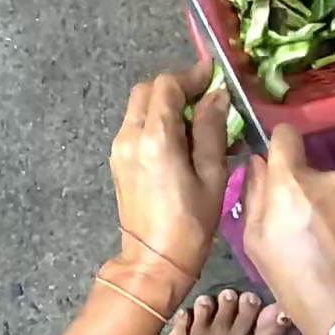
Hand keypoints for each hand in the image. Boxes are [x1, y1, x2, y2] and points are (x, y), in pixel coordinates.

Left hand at [109, 59, 229, 288]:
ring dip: (166, 103)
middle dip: (177, 86)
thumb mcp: (212, 174)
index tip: (213, 74)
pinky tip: (181, 138)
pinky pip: (137, 126)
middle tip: (206, 96)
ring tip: (198, 119)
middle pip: (148, 91)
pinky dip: (157, 121)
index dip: (191, 75)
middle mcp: (130, 136)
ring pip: (140, 107)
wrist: (154, 260)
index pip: (167, 86)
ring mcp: (119, 149)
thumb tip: (216, 97)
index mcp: (155, 138)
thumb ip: (211, 129)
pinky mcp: (119, 161)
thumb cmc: (191, 222)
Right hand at [242, 126, 334, 334]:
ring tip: (325, 249)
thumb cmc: (295, 284)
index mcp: (293, 181)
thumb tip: (256, 165)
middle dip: (301, 191)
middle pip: (309, 171)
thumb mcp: (256, 244)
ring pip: (334, 192)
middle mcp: (330, 178)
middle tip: (297, 230)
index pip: (285, 134)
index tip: (274, 169)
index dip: (277, 147)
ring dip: (327, 209)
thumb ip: (254, 195)